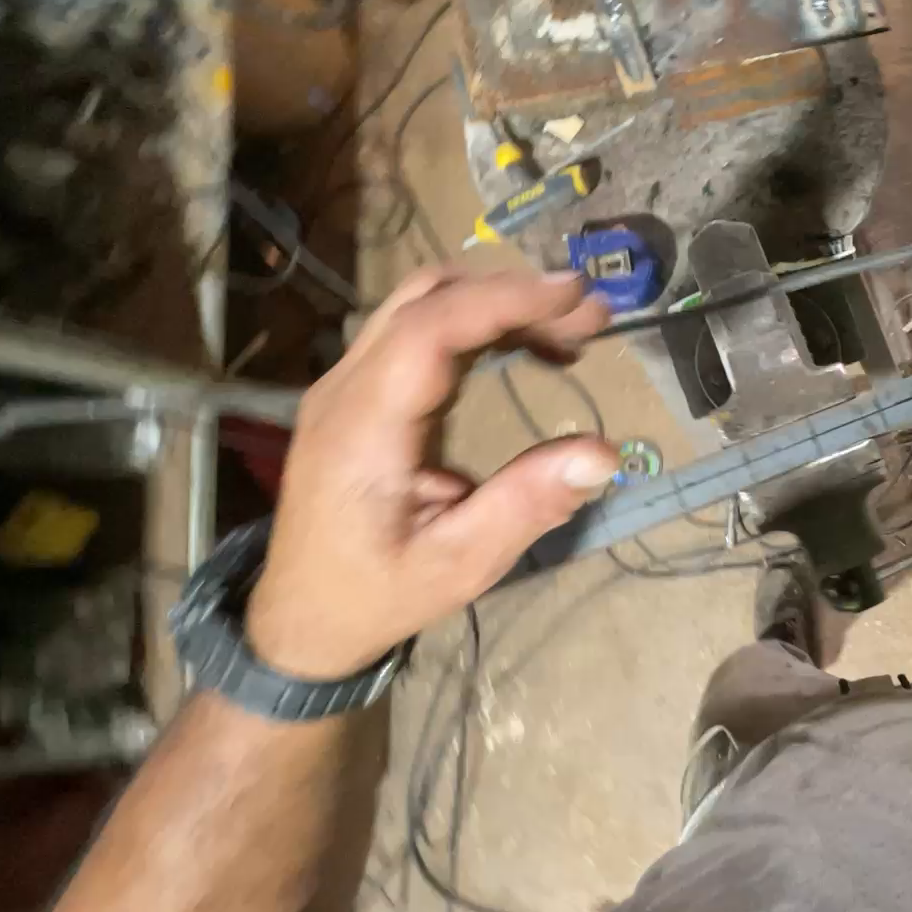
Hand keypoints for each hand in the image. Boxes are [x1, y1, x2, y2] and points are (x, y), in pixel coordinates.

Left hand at [245, 269, 620, 680]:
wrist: (304, 618)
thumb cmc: (381, 592)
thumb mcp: (462, 563)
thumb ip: (529, 504)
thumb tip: (606, 454)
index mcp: (363, 428)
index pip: (430, 329)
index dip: (505, 301)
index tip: (576, 294)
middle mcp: (347, 390)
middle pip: (427, 300)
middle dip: (516, 294)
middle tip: (592, 313)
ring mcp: (349, 387)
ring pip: (425, 306)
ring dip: (503, 305)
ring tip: (575, 329)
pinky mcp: (365, 394)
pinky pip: (425, 332)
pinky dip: (486, 325)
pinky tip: (533, 351)